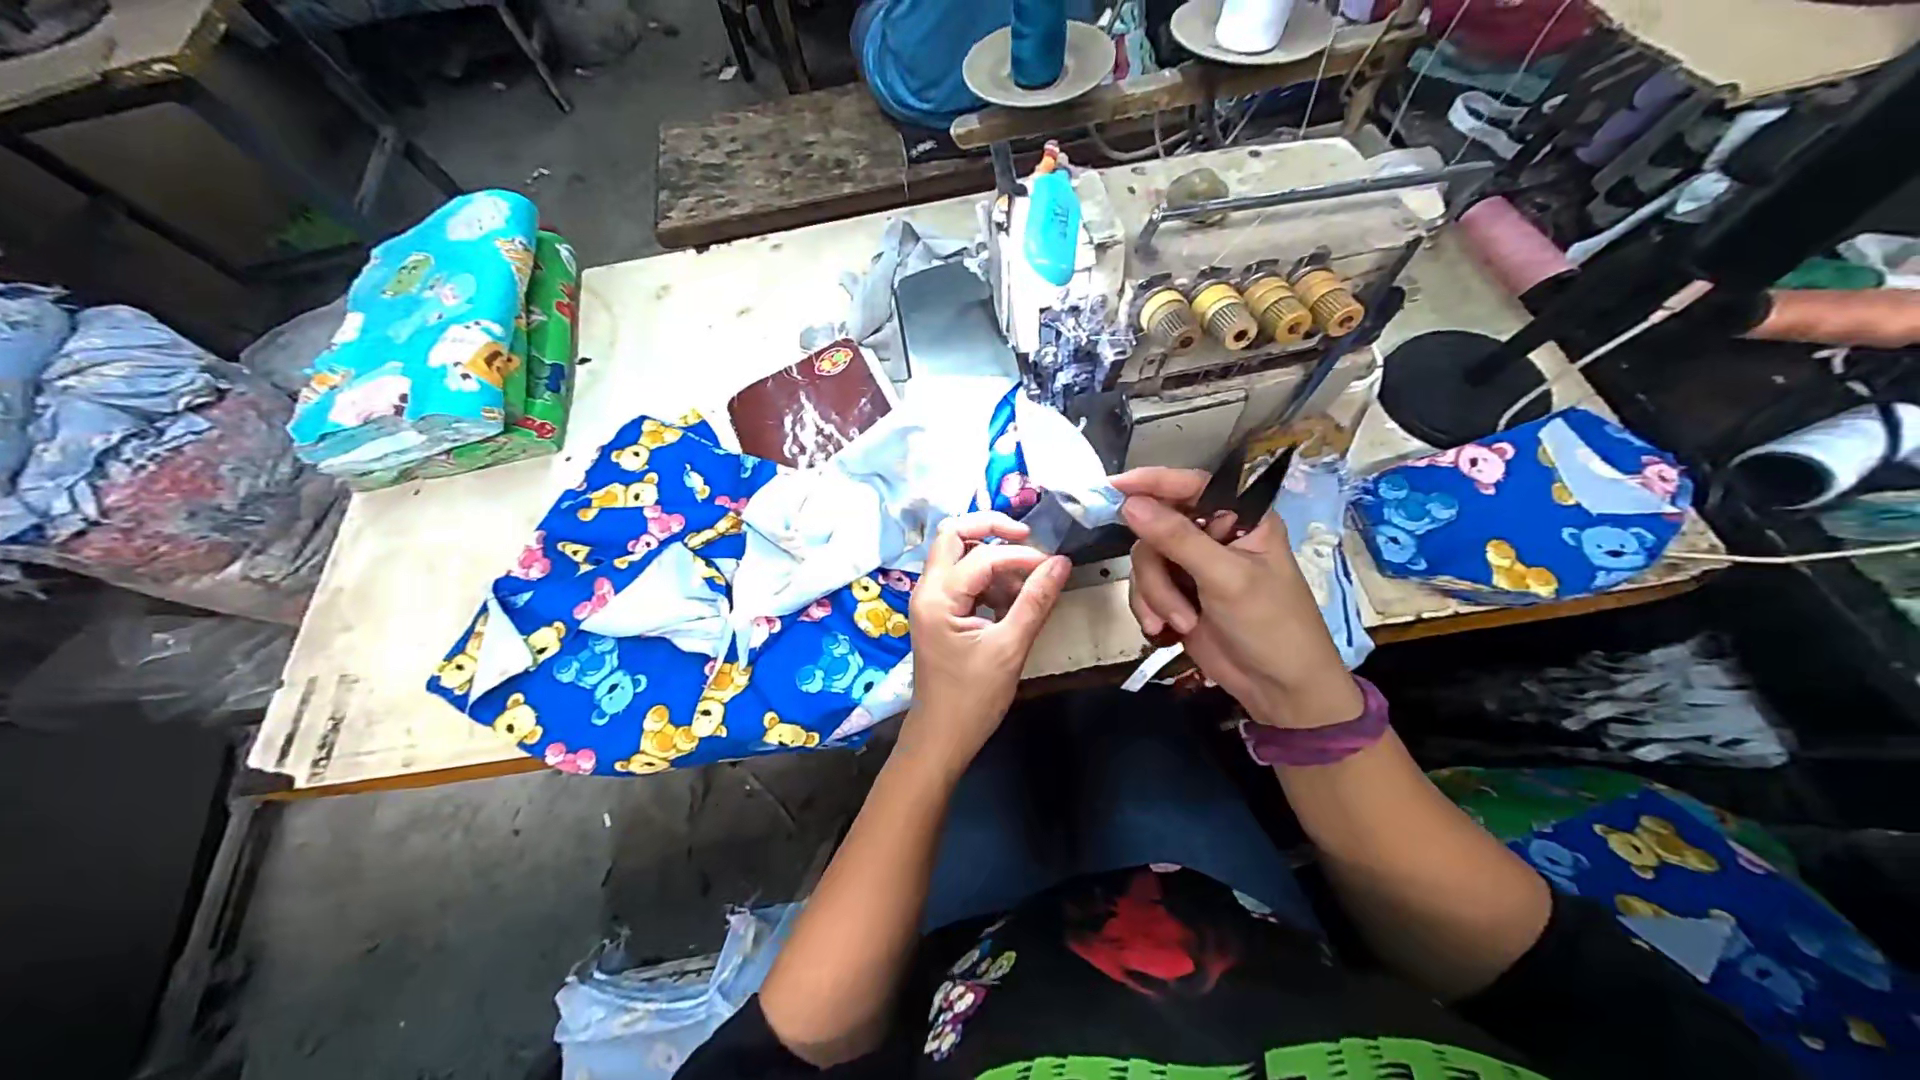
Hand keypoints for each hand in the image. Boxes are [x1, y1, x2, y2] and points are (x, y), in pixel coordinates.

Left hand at [900, 512, 1069, 771]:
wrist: (941, 737)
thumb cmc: (973, 699)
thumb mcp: (1010, 648)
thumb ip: (1035, 601)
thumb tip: (1061, 562)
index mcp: (938, 598)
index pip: (983, 556)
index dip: (1021, 557)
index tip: (1052, 568)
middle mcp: (927, 590)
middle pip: (953, 534)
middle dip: (991, 529)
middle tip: (1028, 540)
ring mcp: (930, 600)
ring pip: (957, 554)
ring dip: (991, 557)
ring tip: (1024, 583)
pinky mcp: (939, 612)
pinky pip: (961, 577)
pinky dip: (987, 578)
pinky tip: (1011, 599)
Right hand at [1112, 467, 1361, 729]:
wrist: (1279, 688)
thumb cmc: (1271, 625)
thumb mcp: (1226, 578)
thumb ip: (1177, 539)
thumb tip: (1129, 504)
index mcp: (1239, 518)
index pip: (1190, 486)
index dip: (1152, 482)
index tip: (1114, 486)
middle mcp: (1212, 535)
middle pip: (1156, 527)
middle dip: (1156, 570)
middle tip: (1167, 602)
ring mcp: (1192, 565)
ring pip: (1145, 560)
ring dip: (1154, 595)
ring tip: (1177, 623)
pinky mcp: (1176, 594)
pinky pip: (1142, 586)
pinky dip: (1148, 608)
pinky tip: (1163, 631)